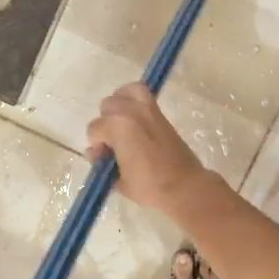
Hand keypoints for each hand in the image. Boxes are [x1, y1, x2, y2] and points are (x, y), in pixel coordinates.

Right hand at [85, 83, 213, 216]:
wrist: (183, 185)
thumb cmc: (149, 186)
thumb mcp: (117, 181)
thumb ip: (102, 162)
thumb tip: (96, 152)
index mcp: (117, 127)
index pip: (94, 129)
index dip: (97, 145)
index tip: (105, 158)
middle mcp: (129, 111)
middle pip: (106, 108)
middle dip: (106, 125)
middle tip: (114, 144)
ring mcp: (146, 108)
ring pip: (122, 94)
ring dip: (117, 107)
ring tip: (121, 126)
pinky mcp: (158, 111)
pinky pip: (140, 92)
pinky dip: (132, 98)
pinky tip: (132, 115)